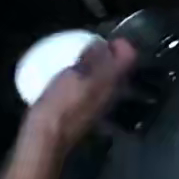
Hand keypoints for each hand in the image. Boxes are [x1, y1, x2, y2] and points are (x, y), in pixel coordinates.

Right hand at [21, 37, 136, 152]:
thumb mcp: (76, 72)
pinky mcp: (87, 115)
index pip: (130, 56)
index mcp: (114, 80)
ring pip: (107, 80)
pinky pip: (93, 92)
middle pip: (119, 68)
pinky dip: (87, 83)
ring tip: (78, 61)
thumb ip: (93, 56)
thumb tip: (102, 44)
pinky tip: (69, 82)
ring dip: (97, 69)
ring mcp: (102, 106)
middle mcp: (114, 93)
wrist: (47, 139)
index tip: (106, 39)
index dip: (121, 44)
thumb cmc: (62, 102)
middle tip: (90, 47)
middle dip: (108, 56)